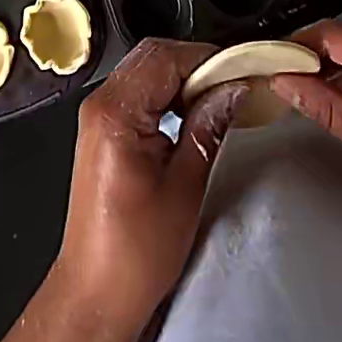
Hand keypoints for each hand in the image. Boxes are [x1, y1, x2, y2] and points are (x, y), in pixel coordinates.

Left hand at [0, 39, 247, 341]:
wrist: (99, 284)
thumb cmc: (133, 249)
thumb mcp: (184, 187)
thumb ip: (208, 127)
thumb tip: (232, 90)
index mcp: (114, 112)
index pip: (162, 58)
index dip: (207, 57)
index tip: (244, 66)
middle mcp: (99, 104)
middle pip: (150, 57)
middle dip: (197, 62)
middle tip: (238, 82)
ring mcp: (98, 114)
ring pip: (145, 71)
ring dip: (183, 76)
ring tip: (222, 98)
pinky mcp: (103, 127)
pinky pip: (138, 92)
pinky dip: (168, 92)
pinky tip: (194, 111)